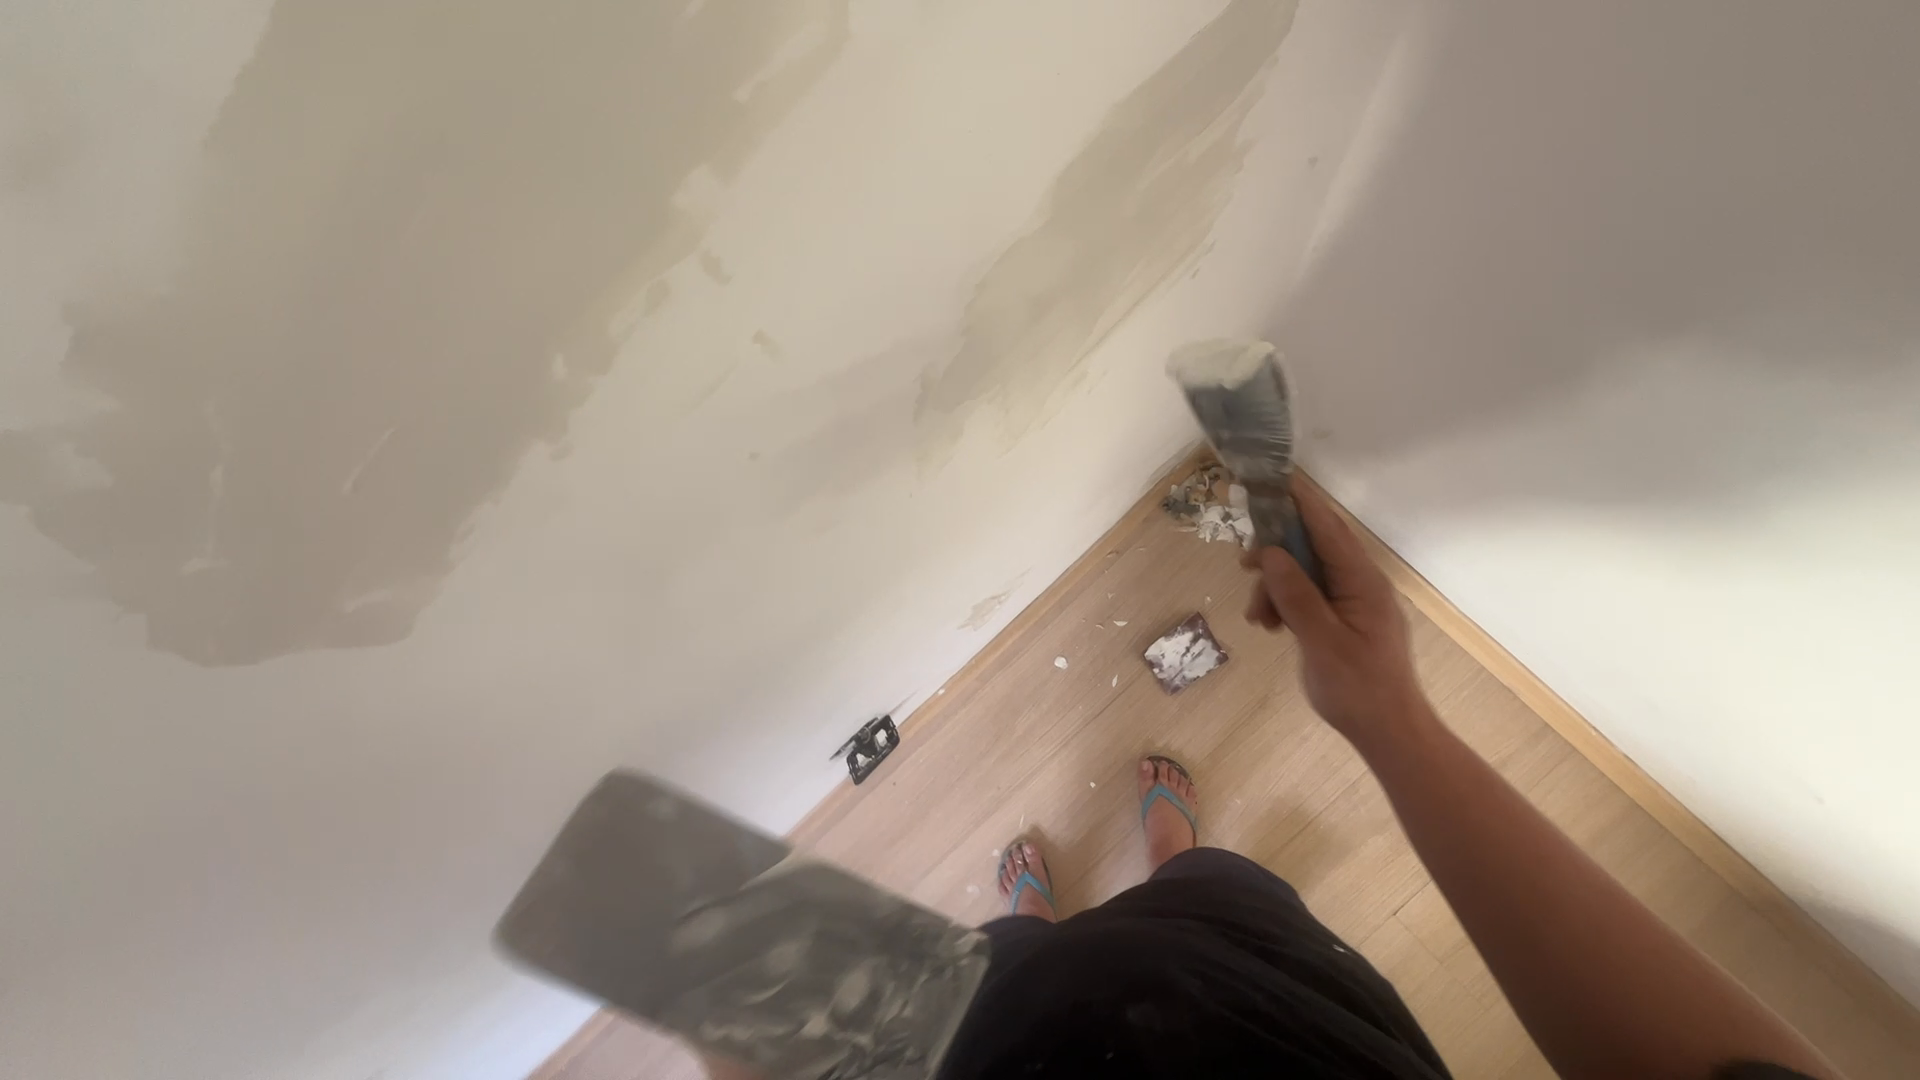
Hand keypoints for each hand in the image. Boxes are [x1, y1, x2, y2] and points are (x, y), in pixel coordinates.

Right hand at [1241, 478, 1431, 744]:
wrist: (1388, 732)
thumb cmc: (1358, 688)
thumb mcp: (1321, 641)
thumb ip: (1295, 594)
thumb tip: (1270, 553)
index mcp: (1362, 581)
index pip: (1328, 527)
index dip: (1299, 500)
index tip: (1271, 478)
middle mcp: (1358, 582)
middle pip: (1311, 546)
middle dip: (1275, 553)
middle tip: (1243, 564)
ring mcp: (1351, 600)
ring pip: (1303, 573)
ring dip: (1274, 588)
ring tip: (1259, 620)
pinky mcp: (1341, 618)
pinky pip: (1306, 595)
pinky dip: (1283, 604)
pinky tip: (1271, 626)